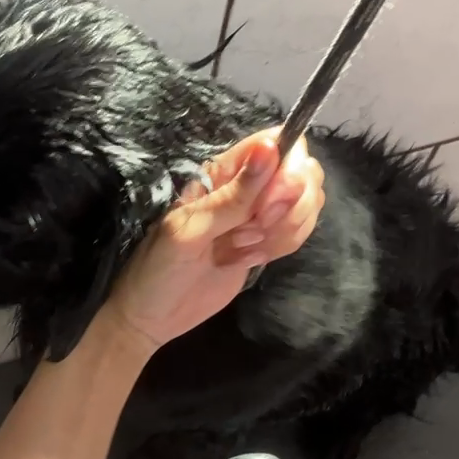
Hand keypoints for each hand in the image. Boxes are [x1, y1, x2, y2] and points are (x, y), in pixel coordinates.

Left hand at [99, 128, 324, 350]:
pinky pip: (297, 231)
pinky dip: (281, 247)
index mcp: (220, 172)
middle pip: (302, 173)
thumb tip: (269, 149)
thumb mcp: (190, 231)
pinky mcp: (266, 240)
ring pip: (305, 204)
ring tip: (239, 252)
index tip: (268, 208)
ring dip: (282, 232)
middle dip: (287, 208)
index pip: (276, 143)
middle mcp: (245, 185)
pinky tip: (246, 261)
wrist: (153, 315)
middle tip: (248, 235)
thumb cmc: (158, 269)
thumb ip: (232, 196)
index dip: (287, 171)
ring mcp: (258, 213)